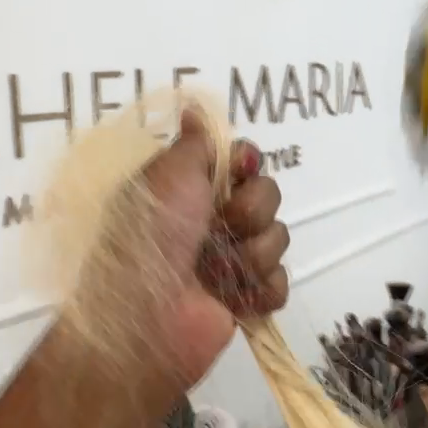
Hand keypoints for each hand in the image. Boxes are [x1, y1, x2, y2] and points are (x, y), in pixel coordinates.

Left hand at [141, 112, 290, 386]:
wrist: (147, 321)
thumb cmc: (153, 238)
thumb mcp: (167, 176)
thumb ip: (196, 143)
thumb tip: (194, 106)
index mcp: (191, 189)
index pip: (243, 162)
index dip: (246, 166)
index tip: (238, 173)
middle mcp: (212, 220)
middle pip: (268, 196)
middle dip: (251, 212)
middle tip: (221, 227)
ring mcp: (231, 261)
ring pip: (278, 238)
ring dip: (252, 255)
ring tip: (218, 274)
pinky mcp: (246, 299)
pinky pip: (280, 282)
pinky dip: (262, 291)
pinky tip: (238, 300)